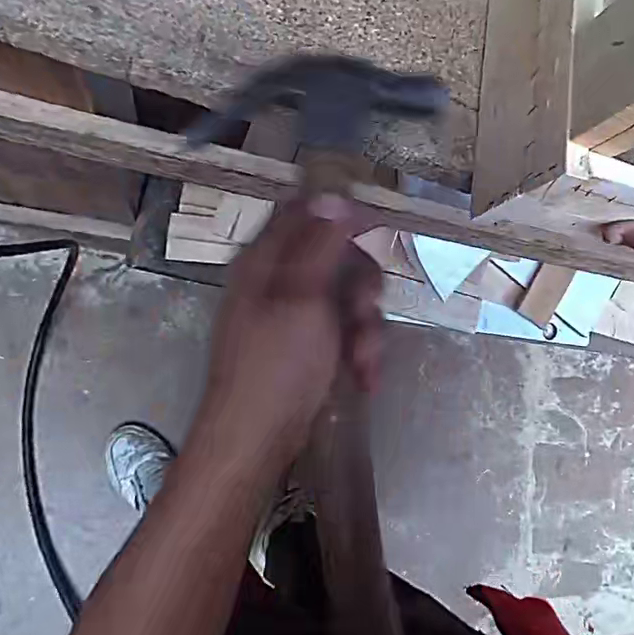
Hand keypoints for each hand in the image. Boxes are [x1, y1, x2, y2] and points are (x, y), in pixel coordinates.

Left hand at [194, 194, 383, 475]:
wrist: (258, 440)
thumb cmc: (277, 365)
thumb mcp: (303, 297)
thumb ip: (321, 244)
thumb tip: (335, 194)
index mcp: (266, 261)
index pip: (305, 212)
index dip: (342, 215)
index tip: (375, 232)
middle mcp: (279, 282)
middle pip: (338, 258)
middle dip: (363, 289)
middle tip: (366, 312)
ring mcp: (294, 316)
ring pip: (349, 299)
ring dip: (366, 330)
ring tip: (363, 362)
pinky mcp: (308, 346)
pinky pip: (345, 331)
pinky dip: (359, 351)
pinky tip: (362, 376)